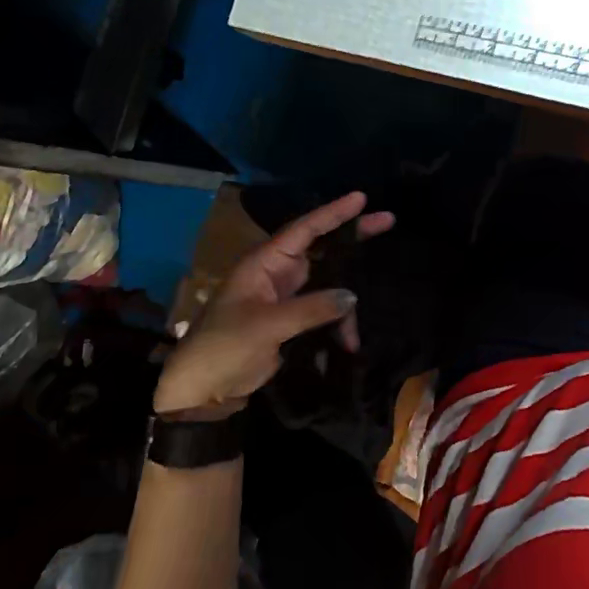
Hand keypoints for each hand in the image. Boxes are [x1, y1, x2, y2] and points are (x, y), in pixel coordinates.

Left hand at [154, 191, 393, 417]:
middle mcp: (277, 272)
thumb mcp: (267, 326)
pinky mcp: (291, 319)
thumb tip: (351, 296)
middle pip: (322, 248)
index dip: (333, 213)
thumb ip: (311, 308)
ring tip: (352, 337)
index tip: (362, 198)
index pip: (304, 229)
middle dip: (353, 238)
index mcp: (264, 263)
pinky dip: (336, 326)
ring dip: (344, 307)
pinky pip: (324, 310)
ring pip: (328, 285)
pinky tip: (345, 347)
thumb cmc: (223, 348)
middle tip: (387, 221)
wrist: (200, 390)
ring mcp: (285, 296)